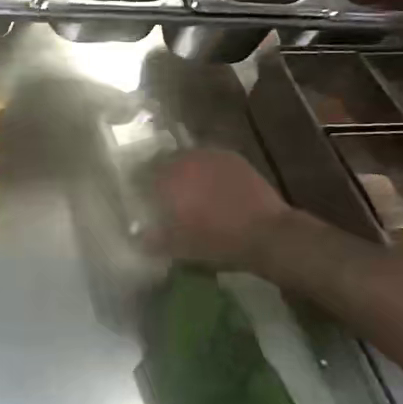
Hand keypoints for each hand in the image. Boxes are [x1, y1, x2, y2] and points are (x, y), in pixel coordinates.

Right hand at [150, 149, 291, 267]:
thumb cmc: (218, 242)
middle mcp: (187, 159)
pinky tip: (211, 185)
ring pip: (188, 157)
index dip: (138, 184)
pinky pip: (210, 159)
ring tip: (187, 188)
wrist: (267, 234)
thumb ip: (152, 239)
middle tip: (161, 192)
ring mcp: (212, 155)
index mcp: (169, 179)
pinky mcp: (234, 158)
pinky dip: (206, 169)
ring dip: (183, 169)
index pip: (141, 173)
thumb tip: (136, 236)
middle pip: (164, 160)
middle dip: (160, 174)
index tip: (138, 196)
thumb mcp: (179, 248)